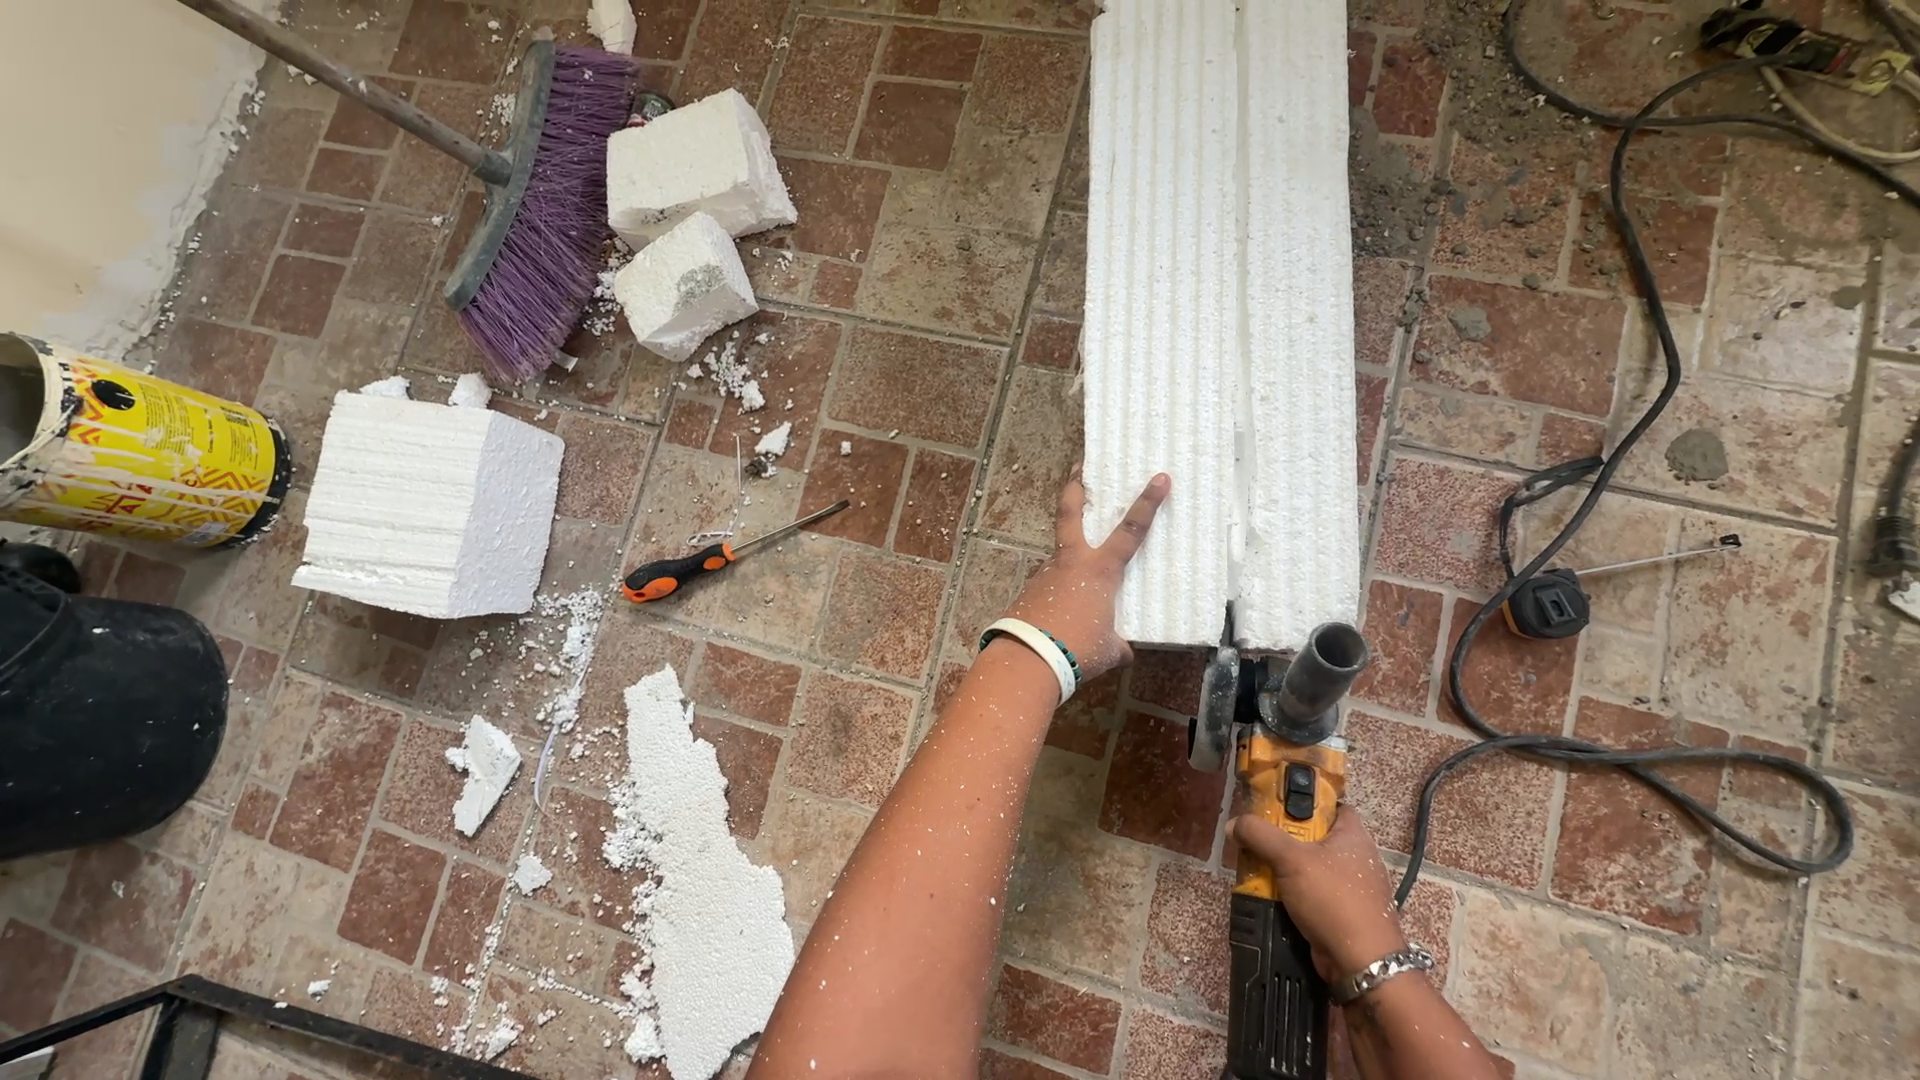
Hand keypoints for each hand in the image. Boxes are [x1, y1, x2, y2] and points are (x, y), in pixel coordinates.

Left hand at [1004, 470, 1169, 679]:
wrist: (1028, 660)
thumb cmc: (1077, 650)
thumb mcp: (1109, 650)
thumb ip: (1119, 643)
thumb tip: (1122, 648)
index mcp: (1100, 571)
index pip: (1131, 530)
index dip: (1147, 503)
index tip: (1160, 478)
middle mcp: (1071, 564)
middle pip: (1070, 513)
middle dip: (1075, 486)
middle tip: (1078, 466)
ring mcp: (1045, 575)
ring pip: (1060, 557)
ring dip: (1069, 563)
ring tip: (1076, 589)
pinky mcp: (1028, 593)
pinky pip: (1049, 588)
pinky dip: (1056, 596)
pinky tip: (1058, 615)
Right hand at [1227, 809, 1407, 979]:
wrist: (1361, 964)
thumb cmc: (1333, 900)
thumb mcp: (1291, 859)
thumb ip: (1260, 835)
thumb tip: (1233, 825)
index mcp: (1353, 836)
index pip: (1332, 805)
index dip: (1306, 802)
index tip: (1277, 807)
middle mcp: (1356, 858)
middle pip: (1315, 836)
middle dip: (1286, 838)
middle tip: (1259, 837)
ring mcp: (1352, 888)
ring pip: (1311, 867)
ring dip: (1285, 868)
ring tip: (1259, 866)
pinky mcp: (1343, 913)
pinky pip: (1312, 893)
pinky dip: (1293, 892)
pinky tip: (1273, 895)